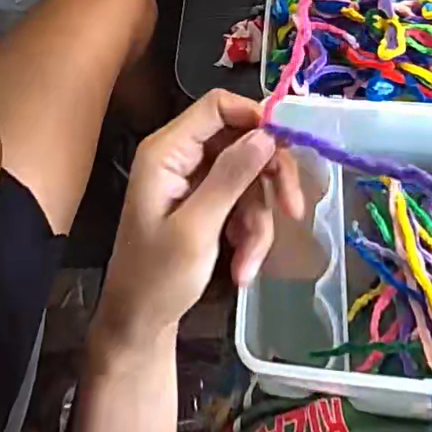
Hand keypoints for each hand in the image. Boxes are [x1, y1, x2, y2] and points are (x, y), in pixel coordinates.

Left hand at [93, 91, 307, 352]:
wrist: (139, 326)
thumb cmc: (157, 278)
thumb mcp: (196, 229)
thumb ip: (230, 177)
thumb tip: (266, 134)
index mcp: (167, 150)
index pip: (217, 106)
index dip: (256, 117)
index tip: (289, 145)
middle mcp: (182, 155)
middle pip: (242, 140)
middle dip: (269, 178)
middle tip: (293, 209)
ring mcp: (195, 177)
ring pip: (249, 175)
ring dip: (259, 219)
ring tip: (250, 264)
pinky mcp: (207, 199)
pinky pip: (243, 200)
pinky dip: (250, 231)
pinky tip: (244, 267)